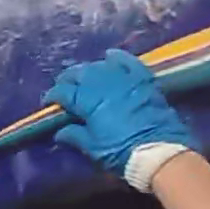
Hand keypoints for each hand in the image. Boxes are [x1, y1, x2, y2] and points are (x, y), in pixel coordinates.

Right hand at [43, 50, 201, 190]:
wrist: (161, 152)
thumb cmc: (121, 151)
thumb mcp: (93, 147)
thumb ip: (74, 135)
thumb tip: (59, 131)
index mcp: (87, 101)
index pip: (63, 91)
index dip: (53, 96)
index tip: (48, 103)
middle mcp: (103, 84)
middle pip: (79, 73)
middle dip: (67, 80)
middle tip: (63, 89)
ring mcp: (125, 80)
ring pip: (100, 66)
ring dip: (88, 70)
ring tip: (84, 78)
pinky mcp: (143, 81)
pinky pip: (128, 62)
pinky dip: (118, 58)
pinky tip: (110, 56)